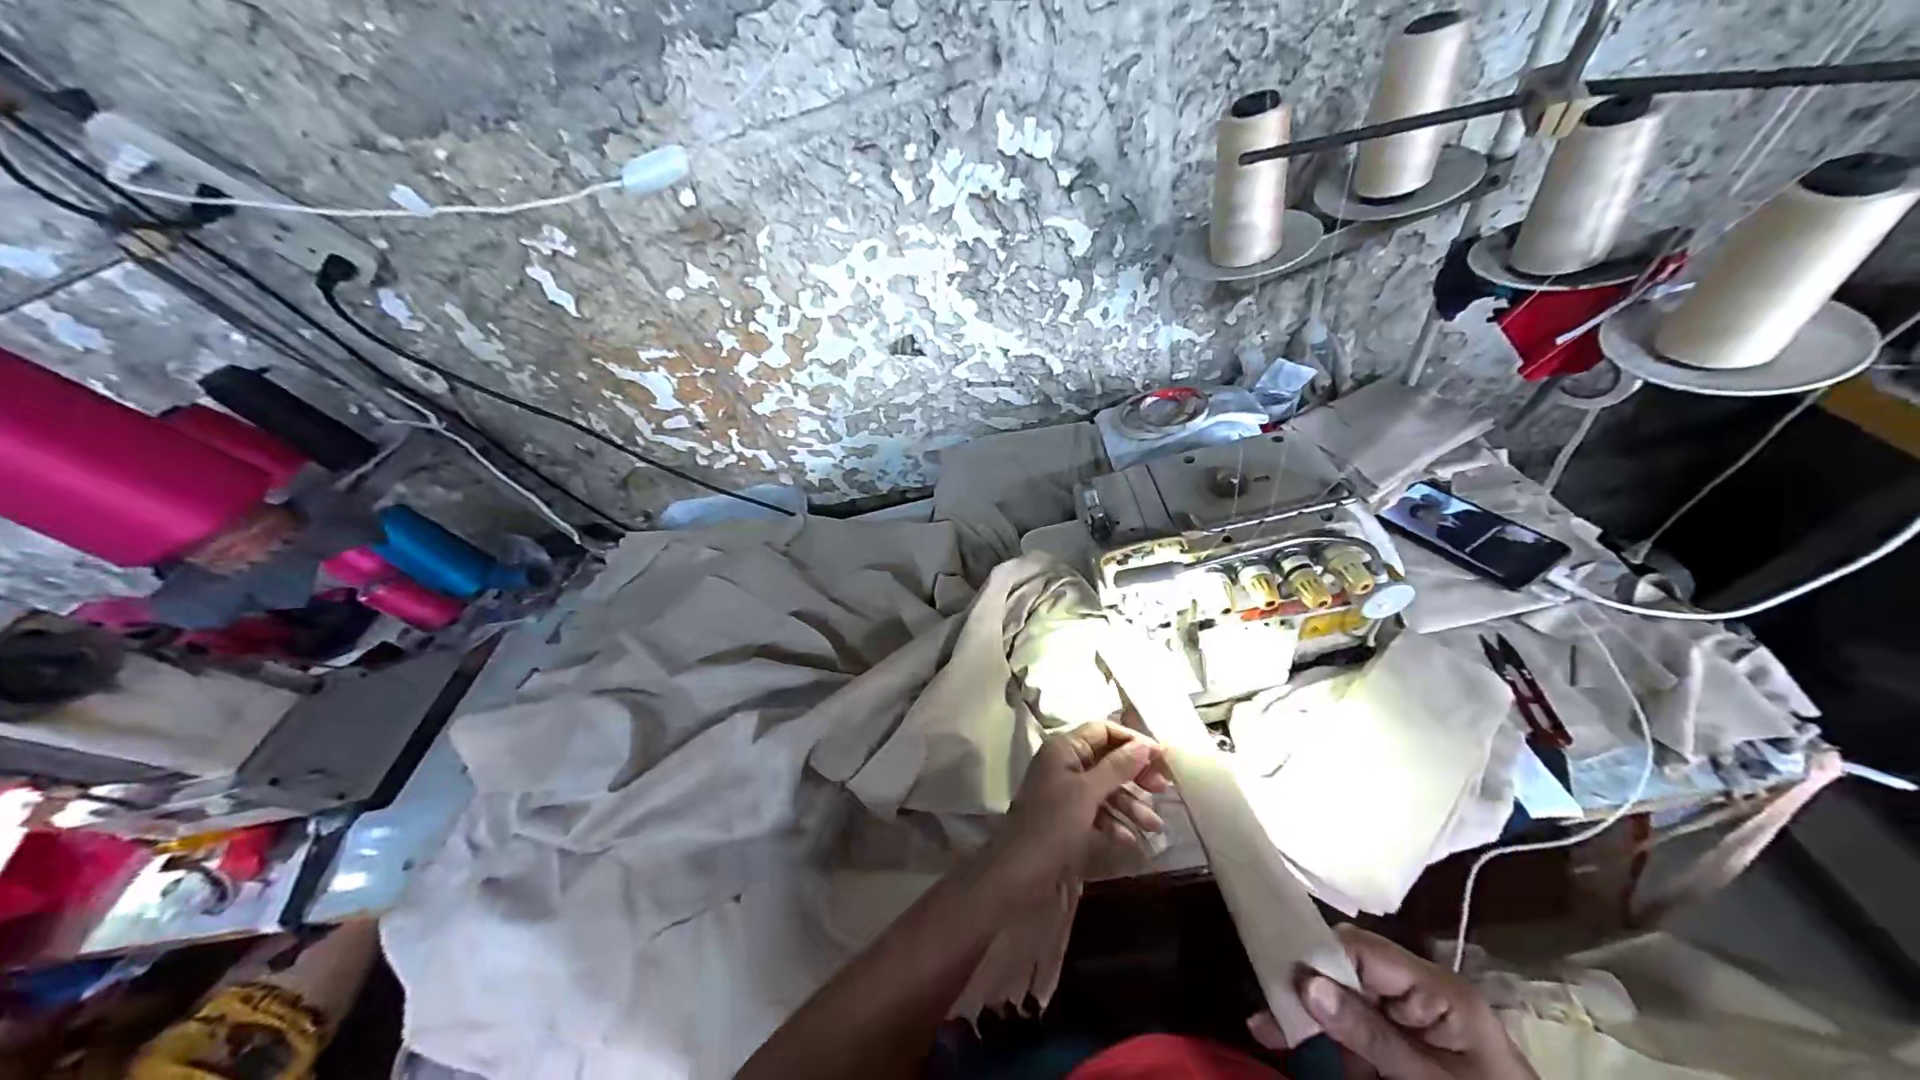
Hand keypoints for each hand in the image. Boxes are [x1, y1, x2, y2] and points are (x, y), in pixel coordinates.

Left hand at [989, 721, 1172, 892]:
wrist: (1020, 877)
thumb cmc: (1052, 826)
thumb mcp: (1087, 793)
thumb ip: (1117, 767)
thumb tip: (1146, 745)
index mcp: (1062, 749)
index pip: (1103, 730)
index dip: (1132, 741)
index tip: (1163, 758)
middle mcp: (1063, 765)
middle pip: (1107, 759)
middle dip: (1135, 774)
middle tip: (1163, 790)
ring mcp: (1065, 794)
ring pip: (1106, 789)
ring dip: (1131, 804)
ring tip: (1154, 826)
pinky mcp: (1069, 821)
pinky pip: (1098, 813)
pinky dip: (1115, 822)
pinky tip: (1130, 839)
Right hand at [1250, 926, 1536, 1079]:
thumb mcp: (1427, 1079)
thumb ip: (1369, 1033)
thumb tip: (1304, 980)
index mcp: (1437, 991)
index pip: (1364, 949)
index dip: (1319, 955)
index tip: (1279, 974)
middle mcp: (1419, 995)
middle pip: (1347, 973)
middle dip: (1304, 990)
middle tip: (1263, 1010)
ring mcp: (1410, 1023)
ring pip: (1343, 1004)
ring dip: (1306, 1020)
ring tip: (1264, 1031)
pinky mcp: (1402, 1048)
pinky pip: (1354, 1033)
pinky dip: (1324, 1043)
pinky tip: (1290, 1045)